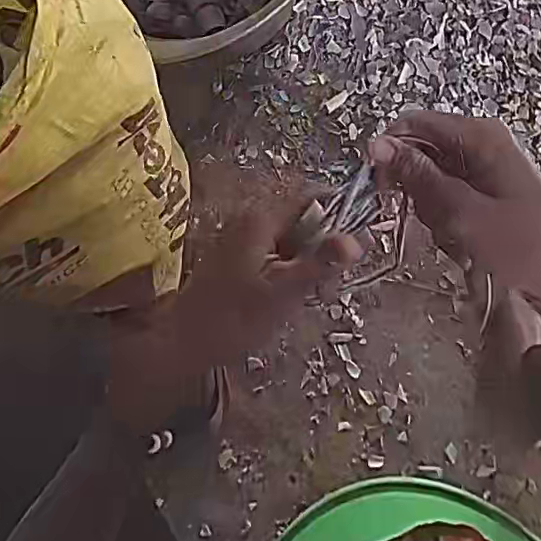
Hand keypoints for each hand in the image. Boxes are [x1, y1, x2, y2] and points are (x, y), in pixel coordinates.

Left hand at [106, 195, 360, 431]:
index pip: (310, 197)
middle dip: (322, 246)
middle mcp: (250, 220)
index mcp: (261, 219)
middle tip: (330, 281)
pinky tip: (290, 296)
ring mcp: (241, 237)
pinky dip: (289, 269)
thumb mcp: (284, 292)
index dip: (338, 214)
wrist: (183, 343)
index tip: (356, 241)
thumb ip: (320, 263)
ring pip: (291, 238)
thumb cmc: (233, 318)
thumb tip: (356, 240)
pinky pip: (275, 252)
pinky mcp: (237, 256)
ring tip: (311, 294)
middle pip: (302, 219)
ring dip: (306, 262)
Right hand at [369, 111, 540, 303]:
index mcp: (479, 135)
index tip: (379, 185)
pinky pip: (449, 191)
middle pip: (421, 148)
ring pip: (432, 173)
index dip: (390, 150)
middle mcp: (482, 142)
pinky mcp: (489, 188)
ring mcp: (486, 165)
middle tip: (425, 216)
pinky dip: (445, 213)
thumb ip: (418, 176)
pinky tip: (459, 236)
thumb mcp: (462, 211)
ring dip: (429, 204)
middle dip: (413, 183)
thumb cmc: (525, 246)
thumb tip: (377, 145)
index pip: (413, 123)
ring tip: (451, 232)